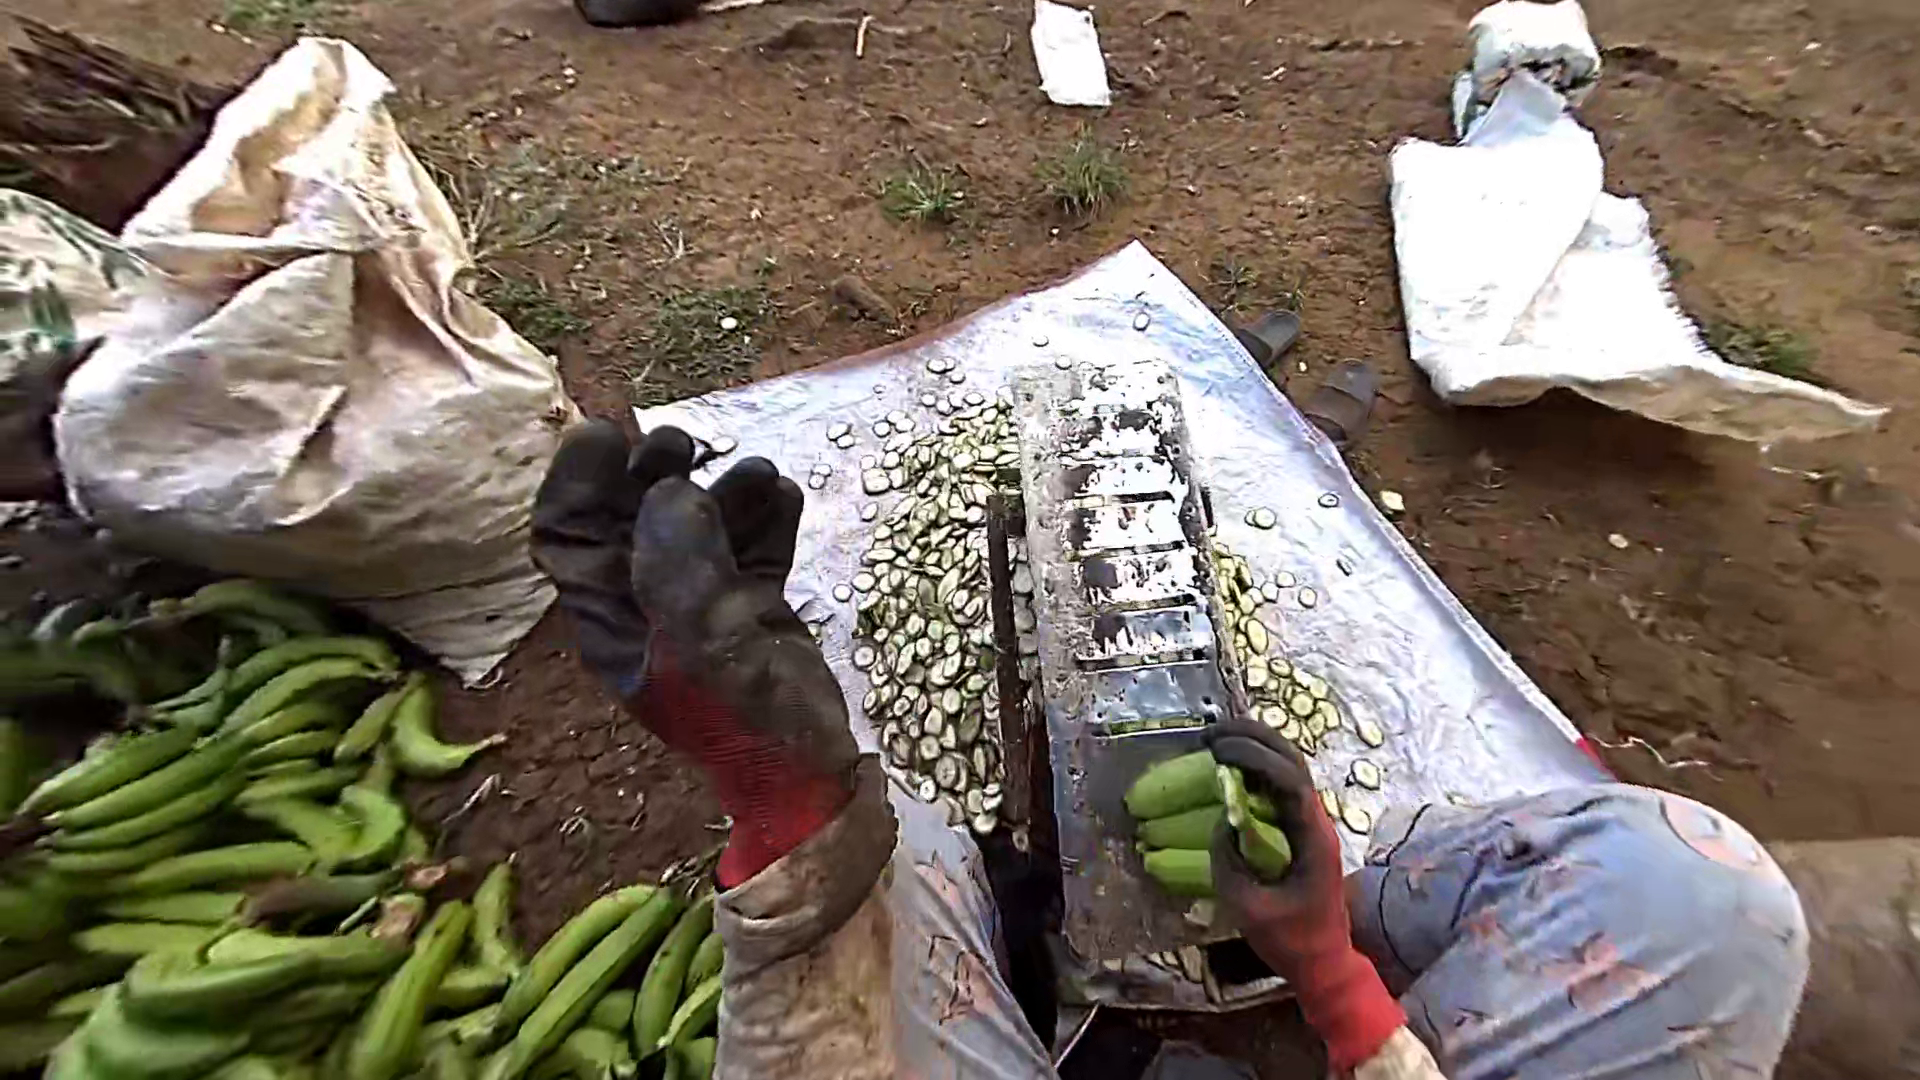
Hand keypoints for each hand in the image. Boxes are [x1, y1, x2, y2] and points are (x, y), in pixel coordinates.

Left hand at [533, 420, 859, 885]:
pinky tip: (786, 498)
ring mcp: (707, 603)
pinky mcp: (754, 605)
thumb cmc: (744, 715)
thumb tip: (674, 489)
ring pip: (704, 527)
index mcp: (614, 618)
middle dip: (659, 474)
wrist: (807, 767)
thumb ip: (679, 561)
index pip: (572, 536)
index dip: (579, 481)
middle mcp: (653, 603)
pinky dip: (768, 519)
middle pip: (638, 520)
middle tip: (690, 443)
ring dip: (727, 492)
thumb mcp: (702, 640)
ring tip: (762, 473)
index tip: (610, 433)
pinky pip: (754, 548)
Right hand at [1206, 719, 1403, 1071]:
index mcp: (1311, 837)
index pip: (1289, 779)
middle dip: (1251, 736)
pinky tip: (1228, 760)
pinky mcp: (1300, 821)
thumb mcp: (1248, 908)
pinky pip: (1280, 776)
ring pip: (1288, 760)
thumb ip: (1229, 861)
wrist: (1324, 962)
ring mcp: (1310, 817)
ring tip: (1214, 740)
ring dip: (1253, 742)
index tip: (1215, 753)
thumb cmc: (1289, 939)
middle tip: (1209, 736)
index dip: (1252, 757)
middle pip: (1291, 757)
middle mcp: (1316, 818)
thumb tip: (1219, 821)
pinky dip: (1254, 759)